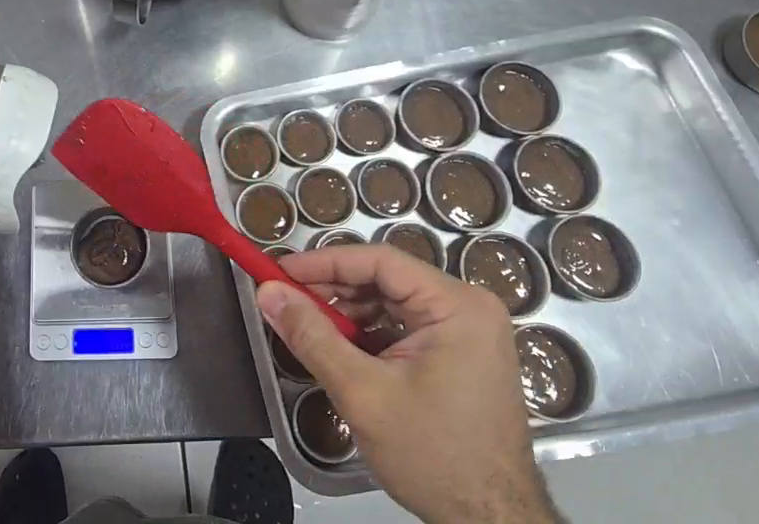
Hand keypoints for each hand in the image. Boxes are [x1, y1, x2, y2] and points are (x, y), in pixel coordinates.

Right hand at [257, 244, 559, 523]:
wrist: (491, 522)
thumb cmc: (434, 456)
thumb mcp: (363, 393)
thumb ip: (311, 337)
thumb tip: (267, 293)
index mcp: (457, 306)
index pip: (379, 261)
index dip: (324, 262)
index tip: (279, 272)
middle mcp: (468, 307)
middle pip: (385, 280)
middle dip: (333, 291)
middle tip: (286, 303)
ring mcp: (468, 331)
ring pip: (392, 302)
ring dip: (348, 314)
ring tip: (309, 331)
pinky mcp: (461, 354)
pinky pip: (405, 326)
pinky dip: (370, 334)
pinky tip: (341, 351)